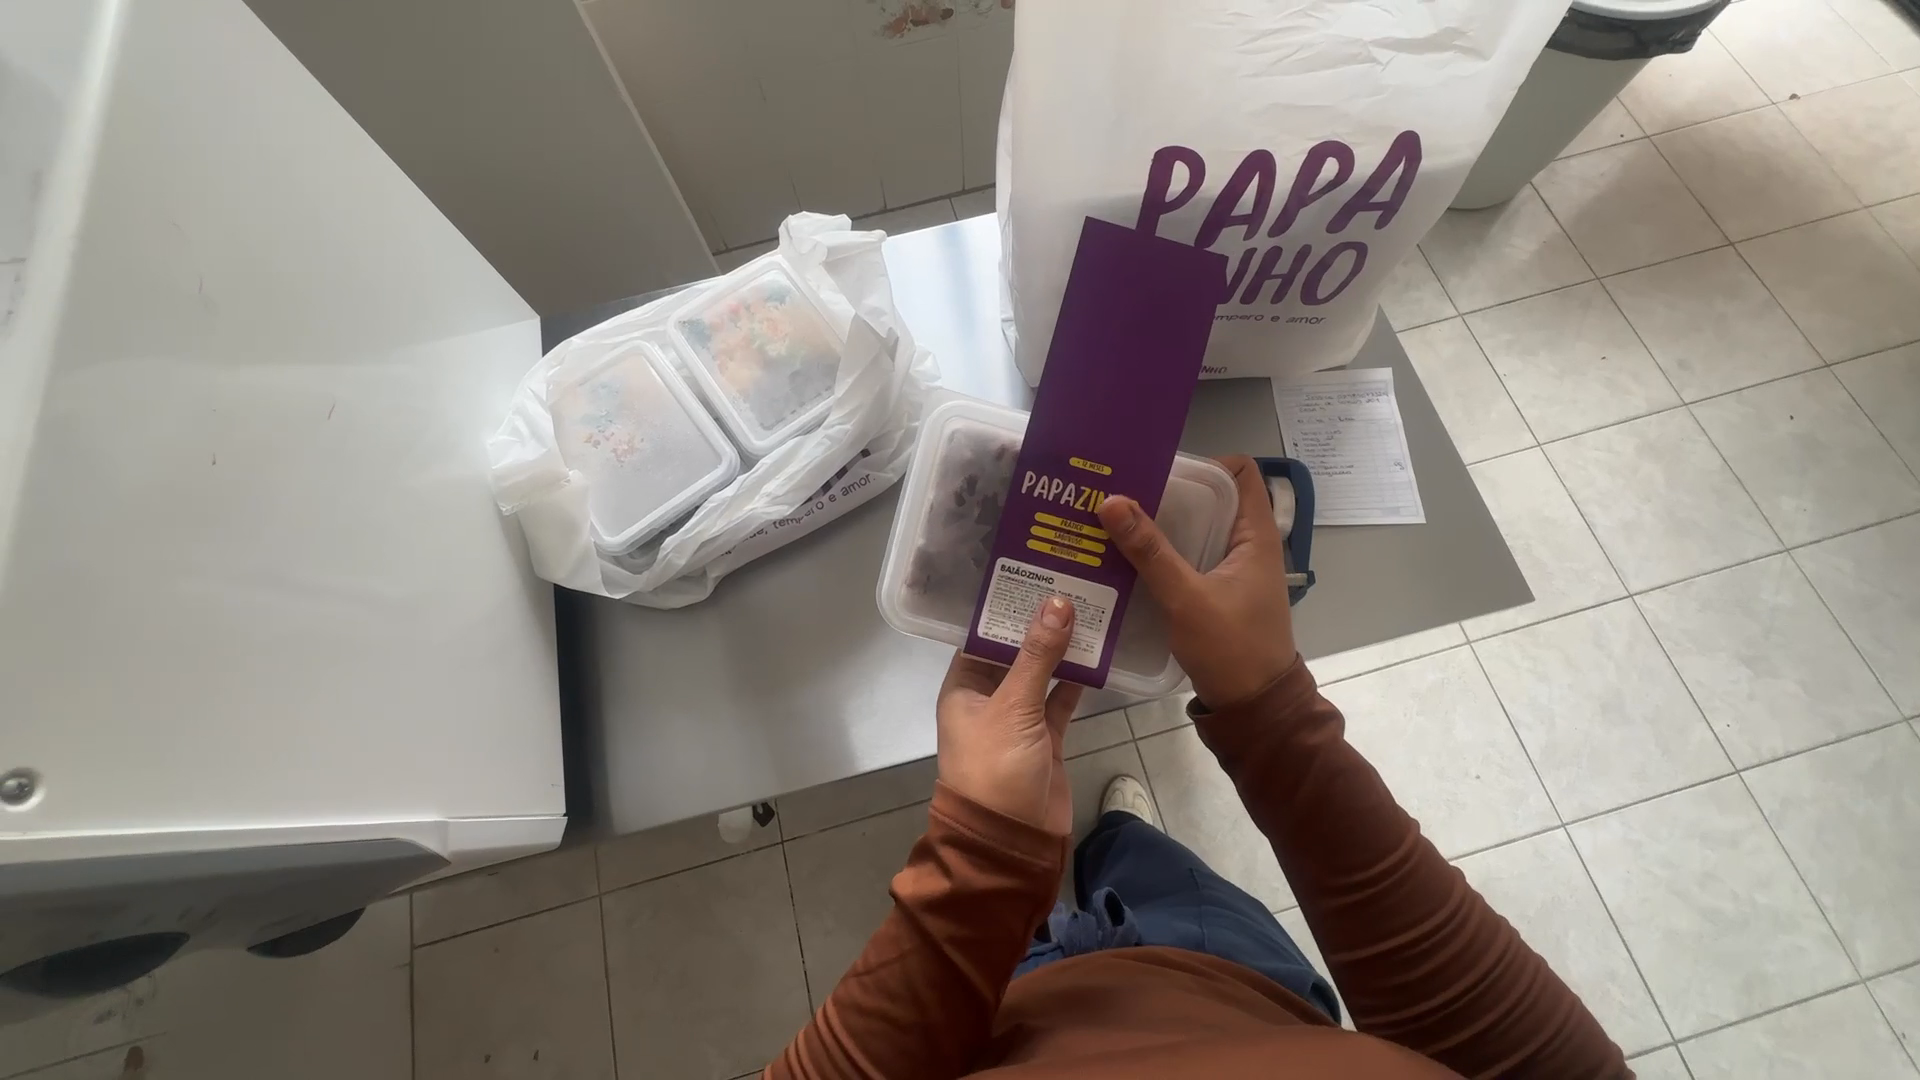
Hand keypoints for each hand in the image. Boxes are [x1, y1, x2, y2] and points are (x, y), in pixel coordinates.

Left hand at [935, 597, 1084, 833]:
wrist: (1012, 841)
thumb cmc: (996, 768)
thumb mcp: (1014, 707)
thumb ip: (1038, 655)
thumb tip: (1057, 602)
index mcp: (963, 687)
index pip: (981, 637)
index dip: (1004, 608)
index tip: (1032, 575)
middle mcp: (988, 697)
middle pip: (1014, 651)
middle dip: (1038, 624)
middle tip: (1070, 582)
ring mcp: (1019, 717)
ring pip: (1041, 672)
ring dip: (1062, 648)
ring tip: (1090, 606)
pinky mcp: (1046, 735)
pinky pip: (1061, 698)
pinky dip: (1078, 679)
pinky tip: (1099, 652)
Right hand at [1096, 455, 1297, 708]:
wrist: (1254, 708)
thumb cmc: (1231, 647)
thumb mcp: (1186, 597)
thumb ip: (1149, 550)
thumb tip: (1111, 501)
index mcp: (1256, 535)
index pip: (1239, 472)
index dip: (1203, 462)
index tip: (1158, 471)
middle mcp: (1247, 544)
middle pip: (1208, 499)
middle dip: (1166, 492)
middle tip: (1120, 491)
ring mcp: (1231, 569)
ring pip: (1194, 530)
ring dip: (1159, 524)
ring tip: (1113, 519)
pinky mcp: (1215, 591)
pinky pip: (1186, 558)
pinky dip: (1160, 553)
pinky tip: (1125, 558)